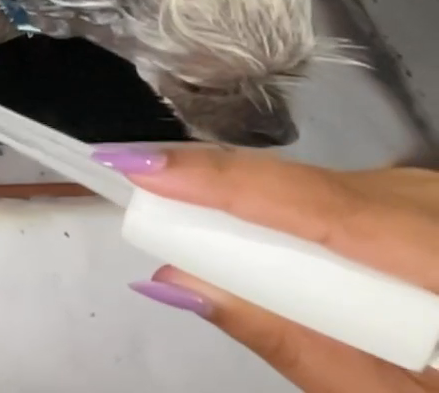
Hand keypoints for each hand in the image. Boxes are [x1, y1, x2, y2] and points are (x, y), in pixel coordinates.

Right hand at [99, 144, 438, 391]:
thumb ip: (298, 345)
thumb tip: (171, 278)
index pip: (321, 204)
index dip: (219, 179)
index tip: (126, 163)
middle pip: (330, 190)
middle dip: (243, 198)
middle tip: (161, 210)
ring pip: (351, 188)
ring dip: (286, 212)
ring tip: (251, 252)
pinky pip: (382, 198)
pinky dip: (333, 222)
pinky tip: (333, 262)